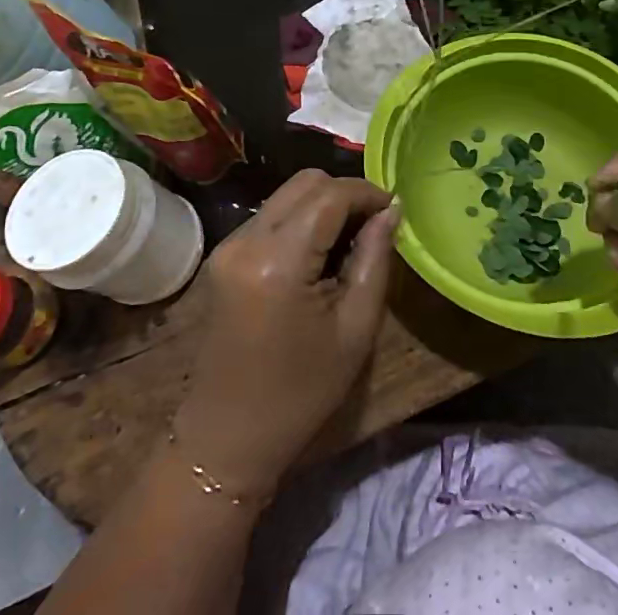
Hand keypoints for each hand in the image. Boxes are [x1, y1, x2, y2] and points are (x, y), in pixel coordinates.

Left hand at [173, 170, 399, 497]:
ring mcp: (227, 246)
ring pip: (284, 197)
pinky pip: (268, 218)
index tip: (396, 209)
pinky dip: (299, 222)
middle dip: (345, 194)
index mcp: (277, 261)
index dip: (367, 193)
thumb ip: (374, 259)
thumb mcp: (354, 329)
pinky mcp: (221, 256)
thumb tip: (391, 211)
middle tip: (376, 225)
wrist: (228, 434)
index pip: (328, 195)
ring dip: (321, 207)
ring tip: (351, 241)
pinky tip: (319, 254)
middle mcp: (245, 240)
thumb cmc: (301, 393)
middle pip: (303, 183)